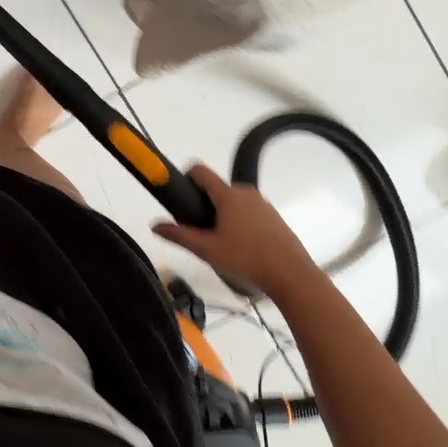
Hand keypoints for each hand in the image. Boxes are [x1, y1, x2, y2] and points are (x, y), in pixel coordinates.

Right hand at [152, 164, 322, 300]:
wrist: (292, 275)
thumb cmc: (246, 259)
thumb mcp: (207, 250)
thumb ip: (179, 236)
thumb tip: (155, 225)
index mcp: (228, 195)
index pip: (200, 171)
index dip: (186, 177)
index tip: (181, 197)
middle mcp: (246, 192)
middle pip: (216, 189)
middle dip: (205, 205)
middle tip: (201, 232)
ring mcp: (263, 204)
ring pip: (233, 202)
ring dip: (224, 216)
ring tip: (223, 243)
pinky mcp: (275, 217)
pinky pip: (249, 212)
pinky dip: (241, 223)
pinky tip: (243, 248)